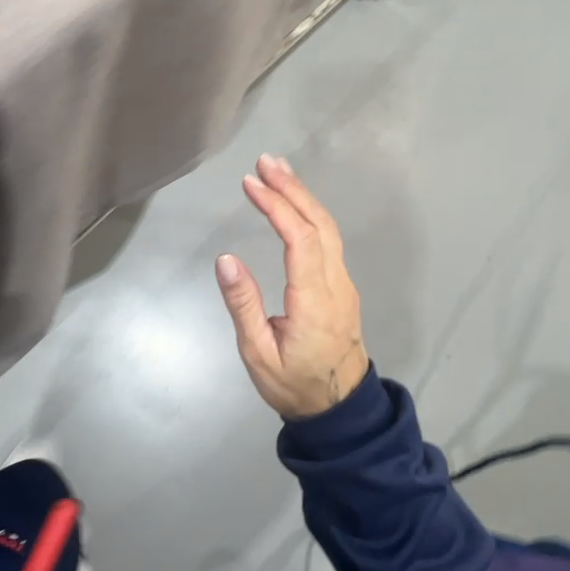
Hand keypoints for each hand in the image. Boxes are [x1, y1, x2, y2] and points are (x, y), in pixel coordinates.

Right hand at [215, 155, 369, 418]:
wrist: (340, 408)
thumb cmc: (294, 384)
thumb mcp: (258, 353)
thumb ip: (243, 305)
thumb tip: (225, 260)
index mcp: (314, 300)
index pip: (300, 239)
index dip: (277, 206)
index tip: (251, 183)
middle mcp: (336, 284)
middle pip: (320, 224)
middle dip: (293, 189)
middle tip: (265, 161)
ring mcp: (344, 284)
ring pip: (329, 229)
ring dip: (304, 197)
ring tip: (277, 171)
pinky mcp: (342, 287)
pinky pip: (330, 240)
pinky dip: (311, 214)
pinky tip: (294, 204)